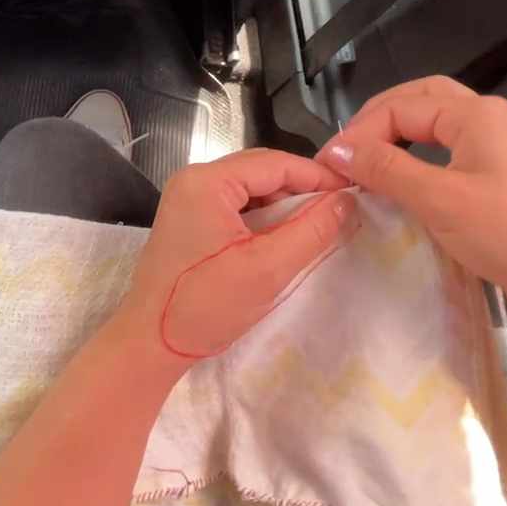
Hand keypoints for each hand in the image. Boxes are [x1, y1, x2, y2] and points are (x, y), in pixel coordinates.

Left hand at [110, 150, 356, 361]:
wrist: (150, 341)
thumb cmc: (205, 304)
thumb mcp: (267, 268)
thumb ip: (311, 230)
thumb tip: (347, 201)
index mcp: (206, 182)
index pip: (274, 163)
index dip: (317, 176)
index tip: (356, 194)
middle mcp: (193, 180)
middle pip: (260, 171)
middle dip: (301, 189)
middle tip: (341, 211)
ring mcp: (187, 199)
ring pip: (249, 189)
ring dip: (283, 206)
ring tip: (319, 227)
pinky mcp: (188, 220)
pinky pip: (234, 206)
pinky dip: (263, 218)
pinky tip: (285, 238)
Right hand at [316, 76, 506, 324]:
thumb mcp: (439, 199)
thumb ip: (384, 168)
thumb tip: (337, 150)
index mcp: (478, 113)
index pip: (400, 107)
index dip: (359, 132)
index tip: (329, 165)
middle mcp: (493, 119)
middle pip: (422, 99)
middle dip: (379, 118)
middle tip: (348, 147)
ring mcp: (505, 148)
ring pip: (439, 124)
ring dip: (400, 134)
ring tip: (370, 158)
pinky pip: (454, 150)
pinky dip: (422, 155)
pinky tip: (408, 179)